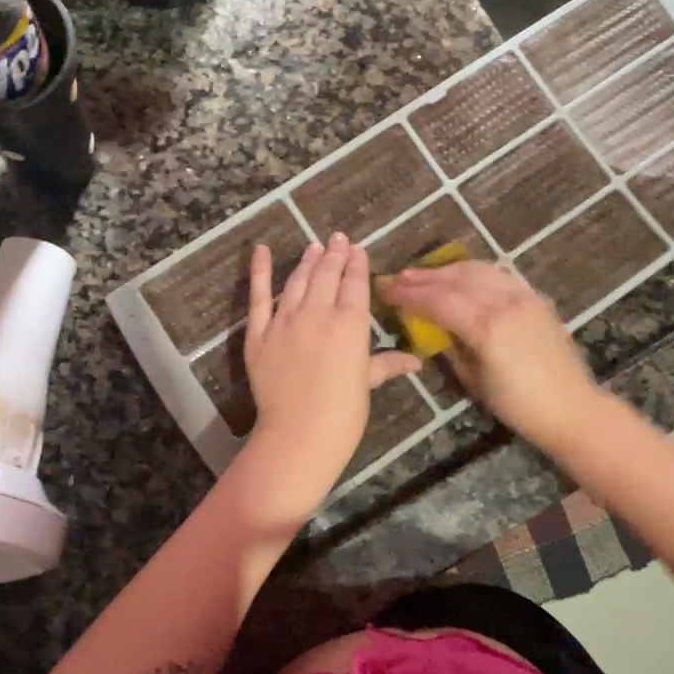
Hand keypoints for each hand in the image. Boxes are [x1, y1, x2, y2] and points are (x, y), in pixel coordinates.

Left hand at [240, 234, 421, 505]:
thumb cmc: (342, 414)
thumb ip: (386, 364)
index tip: (357, 249)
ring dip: (307, 261)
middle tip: (337, 239)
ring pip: (298, 281)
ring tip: (314, 246)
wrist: (299, 435)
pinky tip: (261, 250)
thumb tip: (415, 361)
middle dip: (334, 254)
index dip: (356, 264)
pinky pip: (258, 296)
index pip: (355, 283)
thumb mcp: (367, 384)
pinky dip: (260, 271)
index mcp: (350, 324)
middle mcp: (318, 313)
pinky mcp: (259, 333)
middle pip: (327, 275)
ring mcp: (285, 320)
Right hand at [380, 261, 596, 447]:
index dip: (408, 295)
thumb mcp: (473, 379)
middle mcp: (504, 302)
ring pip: (478, 270)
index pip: (437, 300)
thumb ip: (450, 346)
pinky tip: (462, 277)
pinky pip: (499, 275)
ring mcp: (523, 296)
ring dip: (447, 270)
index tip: (386, 291)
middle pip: (455, 279)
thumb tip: (431, 328)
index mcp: (485, 326)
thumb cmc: (517, 405)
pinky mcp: (536, 298)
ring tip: (424, 274)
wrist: (571, 407)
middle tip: (398, 278)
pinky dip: (474, 272)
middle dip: (423, 277)